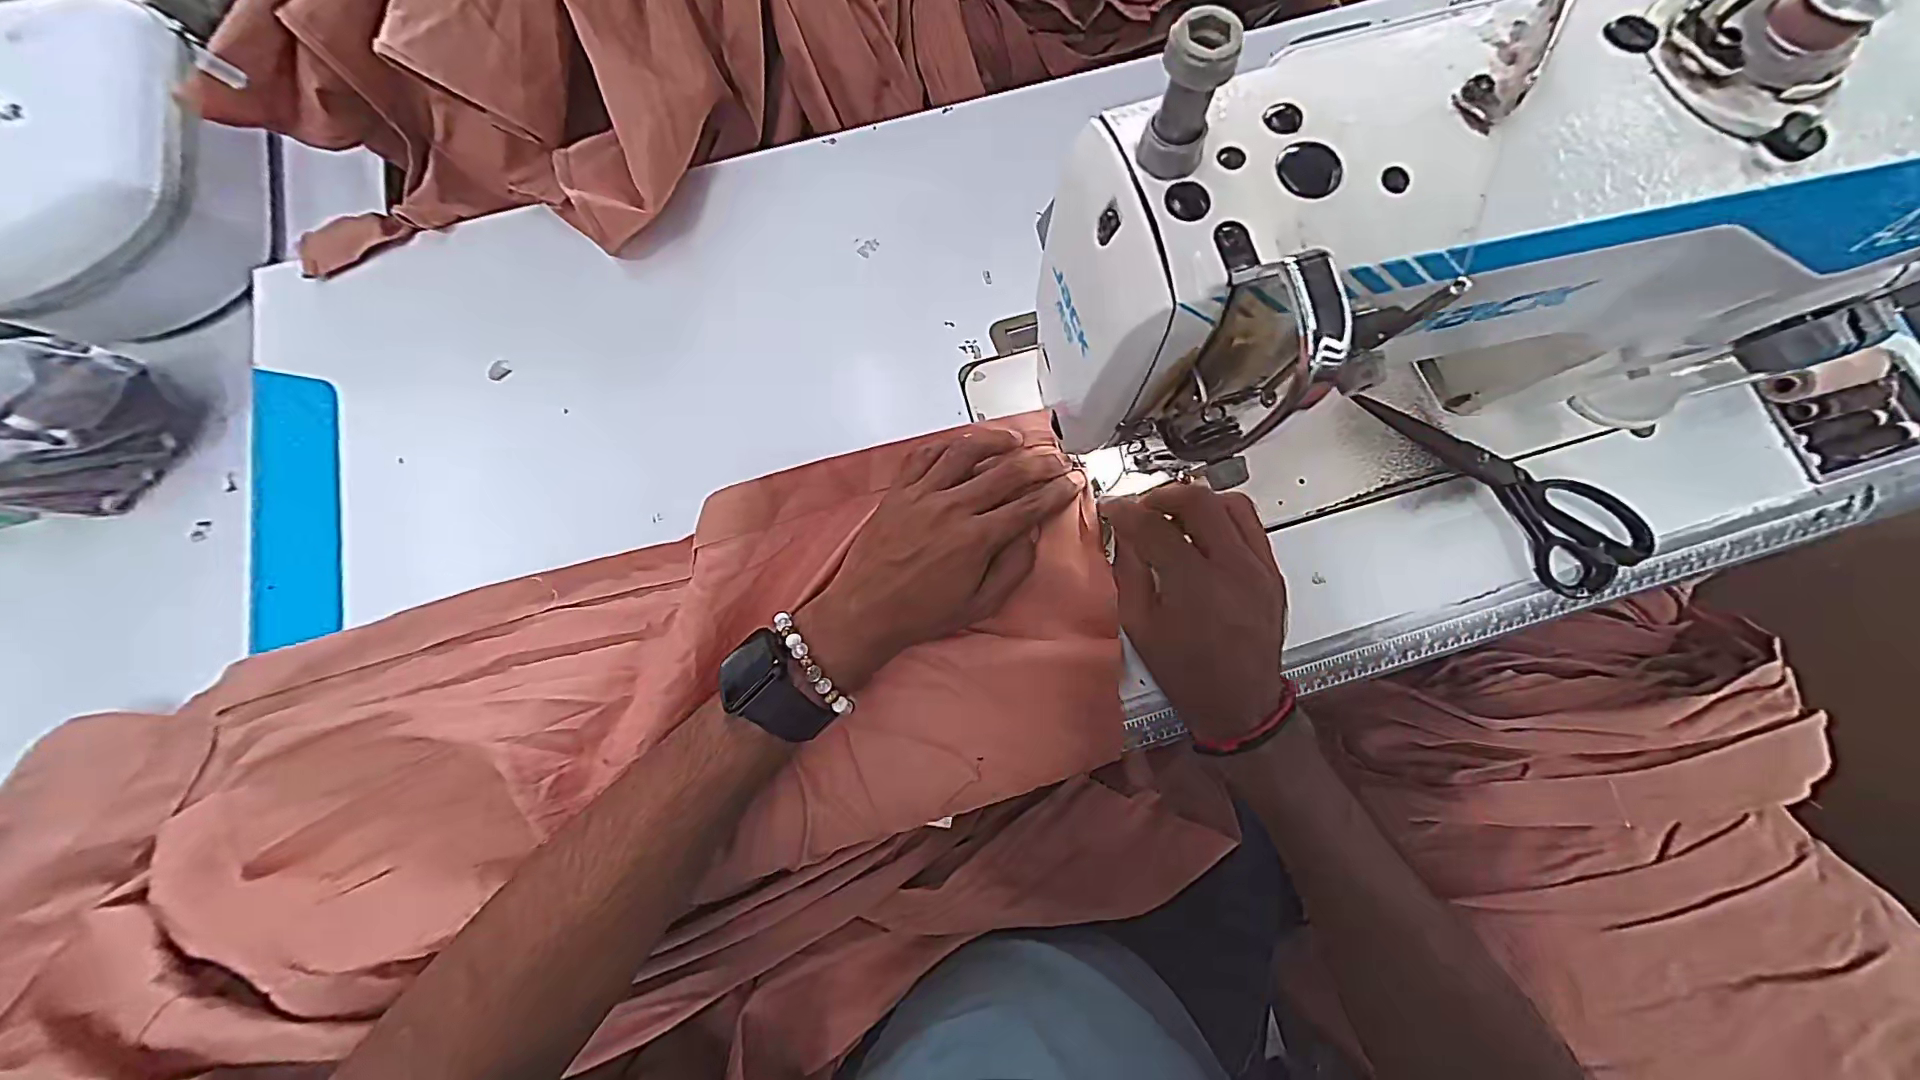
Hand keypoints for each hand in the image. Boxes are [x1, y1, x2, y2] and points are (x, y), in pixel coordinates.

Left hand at [797, 427, 1082, 690]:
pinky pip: (925, 454)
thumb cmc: (920, 612)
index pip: (1029, 504)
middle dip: (1041, 460)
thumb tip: (1031, 536)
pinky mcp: (899, 492)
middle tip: (1055, 458)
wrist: (867, 611)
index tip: (1072, 482)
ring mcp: (922, 496)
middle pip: (1007, 470)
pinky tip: (963, 444)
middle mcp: (950, 511)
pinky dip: (948, 444)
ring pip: (966, 451)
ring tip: (1015, 439)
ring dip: (996, 439)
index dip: (1058, 490)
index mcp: (974, 540)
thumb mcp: (979, 603)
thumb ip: (1012, 567)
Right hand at [1103, 483, 1287, 741]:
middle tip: (1143, 506)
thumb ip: (1128, 572)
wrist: (1240, 703)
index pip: (1153, 526)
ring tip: (1174, 514)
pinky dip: (1223, 517)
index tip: (1114, 508)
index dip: (1126, 511)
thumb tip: (1124, 535)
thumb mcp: (1139, 626)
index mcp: (1194, 586)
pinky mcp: (1272, 572)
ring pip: (1229, 503)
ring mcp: (1259, 569)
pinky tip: (1204, 531)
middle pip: (1196, 501)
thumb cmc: (1189, 674)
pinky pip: (1250, 524)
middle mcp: (1233, 570)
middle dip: (1161, 495)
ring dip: (1195, 501)